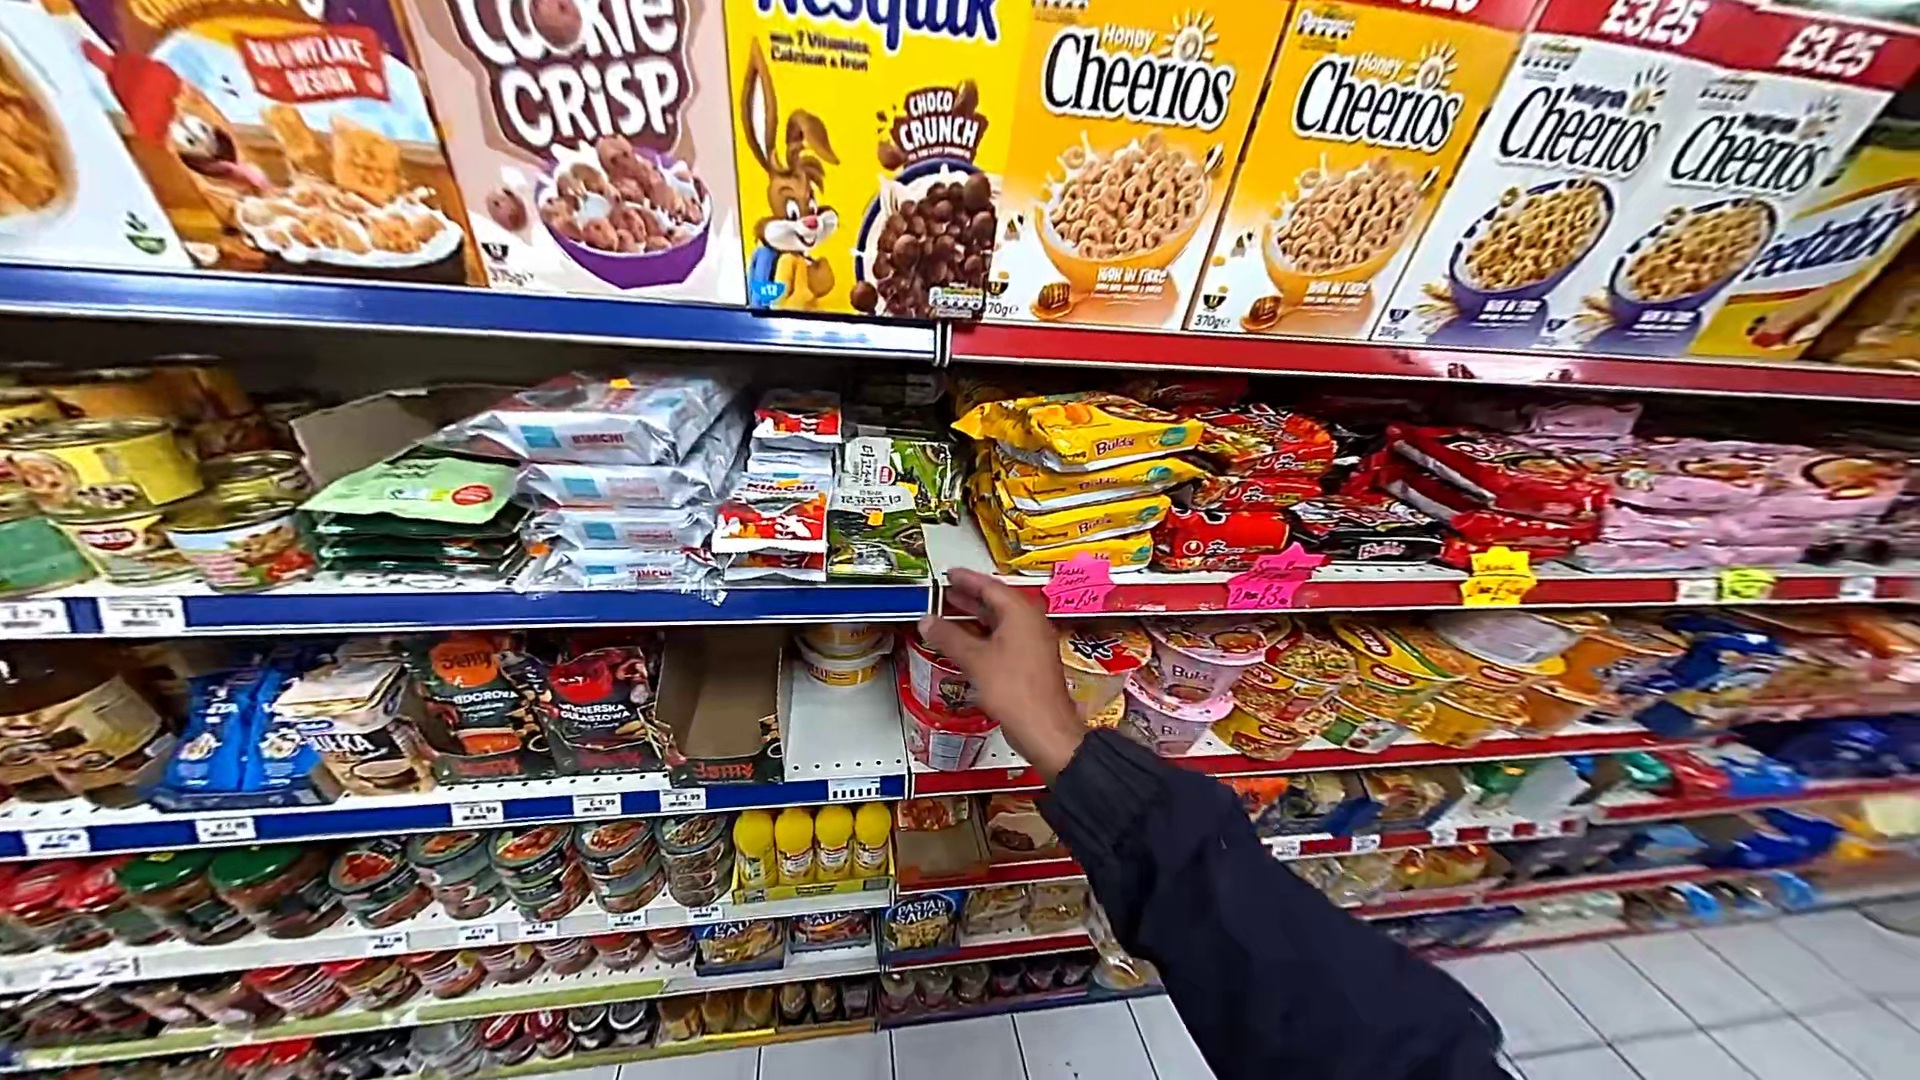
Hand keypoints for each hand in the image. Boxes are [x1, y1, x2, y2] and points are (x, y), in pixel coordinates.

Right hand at [916, 567, 1085, 780]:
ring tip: (952, 610)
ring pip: (1000, 620)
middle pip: (997, 601)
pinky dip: (984, 634)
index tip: (951, 573)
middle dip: (971, 595)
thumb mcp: (974, 659)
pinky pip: (1004, 637)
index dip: (967, 579)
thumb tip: (928, 621)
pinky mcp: (1030, 661)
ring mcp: (1033, 643)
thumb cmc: (1015, 691)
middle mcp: (1031, 623)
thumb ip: (948, 637)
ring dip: (976, 615)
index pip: (990, 586)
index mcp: (1021, 613)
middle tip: (949, 588)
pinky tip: (967, 641)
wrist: (1043, 727)